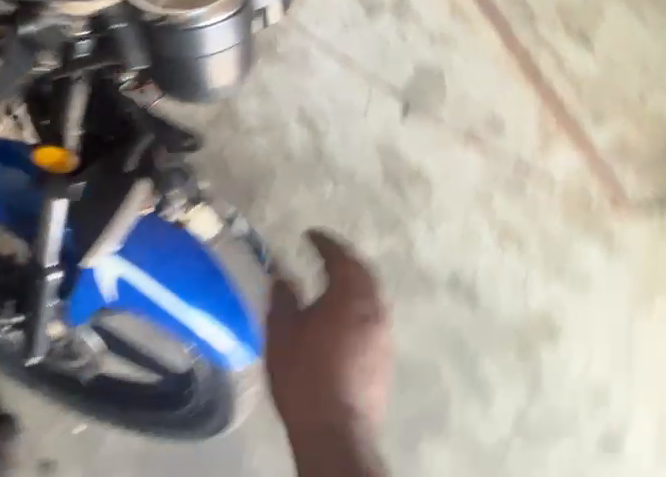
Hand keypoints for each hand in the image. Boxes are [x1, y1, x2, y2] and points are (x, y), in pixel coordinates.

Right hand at [265, 230, 393, 436]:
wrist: (336, 431)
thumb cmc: (303, 375)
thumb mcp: (281, 330)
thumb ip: (283, 297)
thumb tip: (284, 277)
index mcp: (349, 299)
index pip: (341, 259)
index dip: (324, 243)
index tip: (309, 235)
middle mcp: (374, 312)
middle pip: (365, 274)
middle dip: (344, 259)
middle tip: (323, 252)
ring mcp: (384, 337)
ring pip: (373, 296)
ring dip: (354, 282)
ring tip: (331, 280)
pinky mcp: (385, 359)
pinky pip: (374, 316)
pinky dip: (358, 303)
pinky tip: (339, 313)